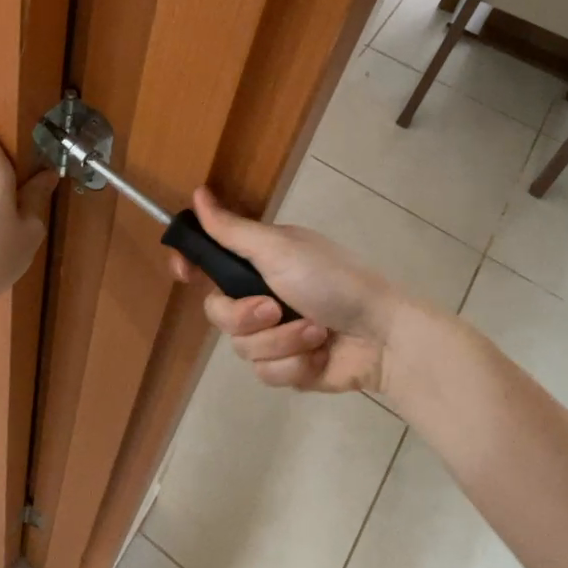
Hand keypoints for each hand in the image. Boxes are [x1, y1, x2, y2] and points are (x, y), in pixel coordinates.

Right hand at [168, 187, 401, 394]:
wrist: (383, 336)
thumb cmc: (331, 280)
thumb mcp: (278, 249)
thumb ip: (232, 230)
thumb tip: (197, 193)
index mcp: (256, 262)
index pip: (205, 262)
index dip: (189, 267)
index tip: (184, 274)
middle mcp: (259, 295)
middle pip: (218, 313)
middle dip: (246, 316)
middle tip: (275, 308)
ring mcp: (273, 334)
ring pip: (242, 348)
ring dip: (281, 342)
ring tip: (316, 333)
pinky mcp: (288, 367)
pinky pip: (266, 373)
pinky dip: (295, 364)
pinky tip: (319, 355)